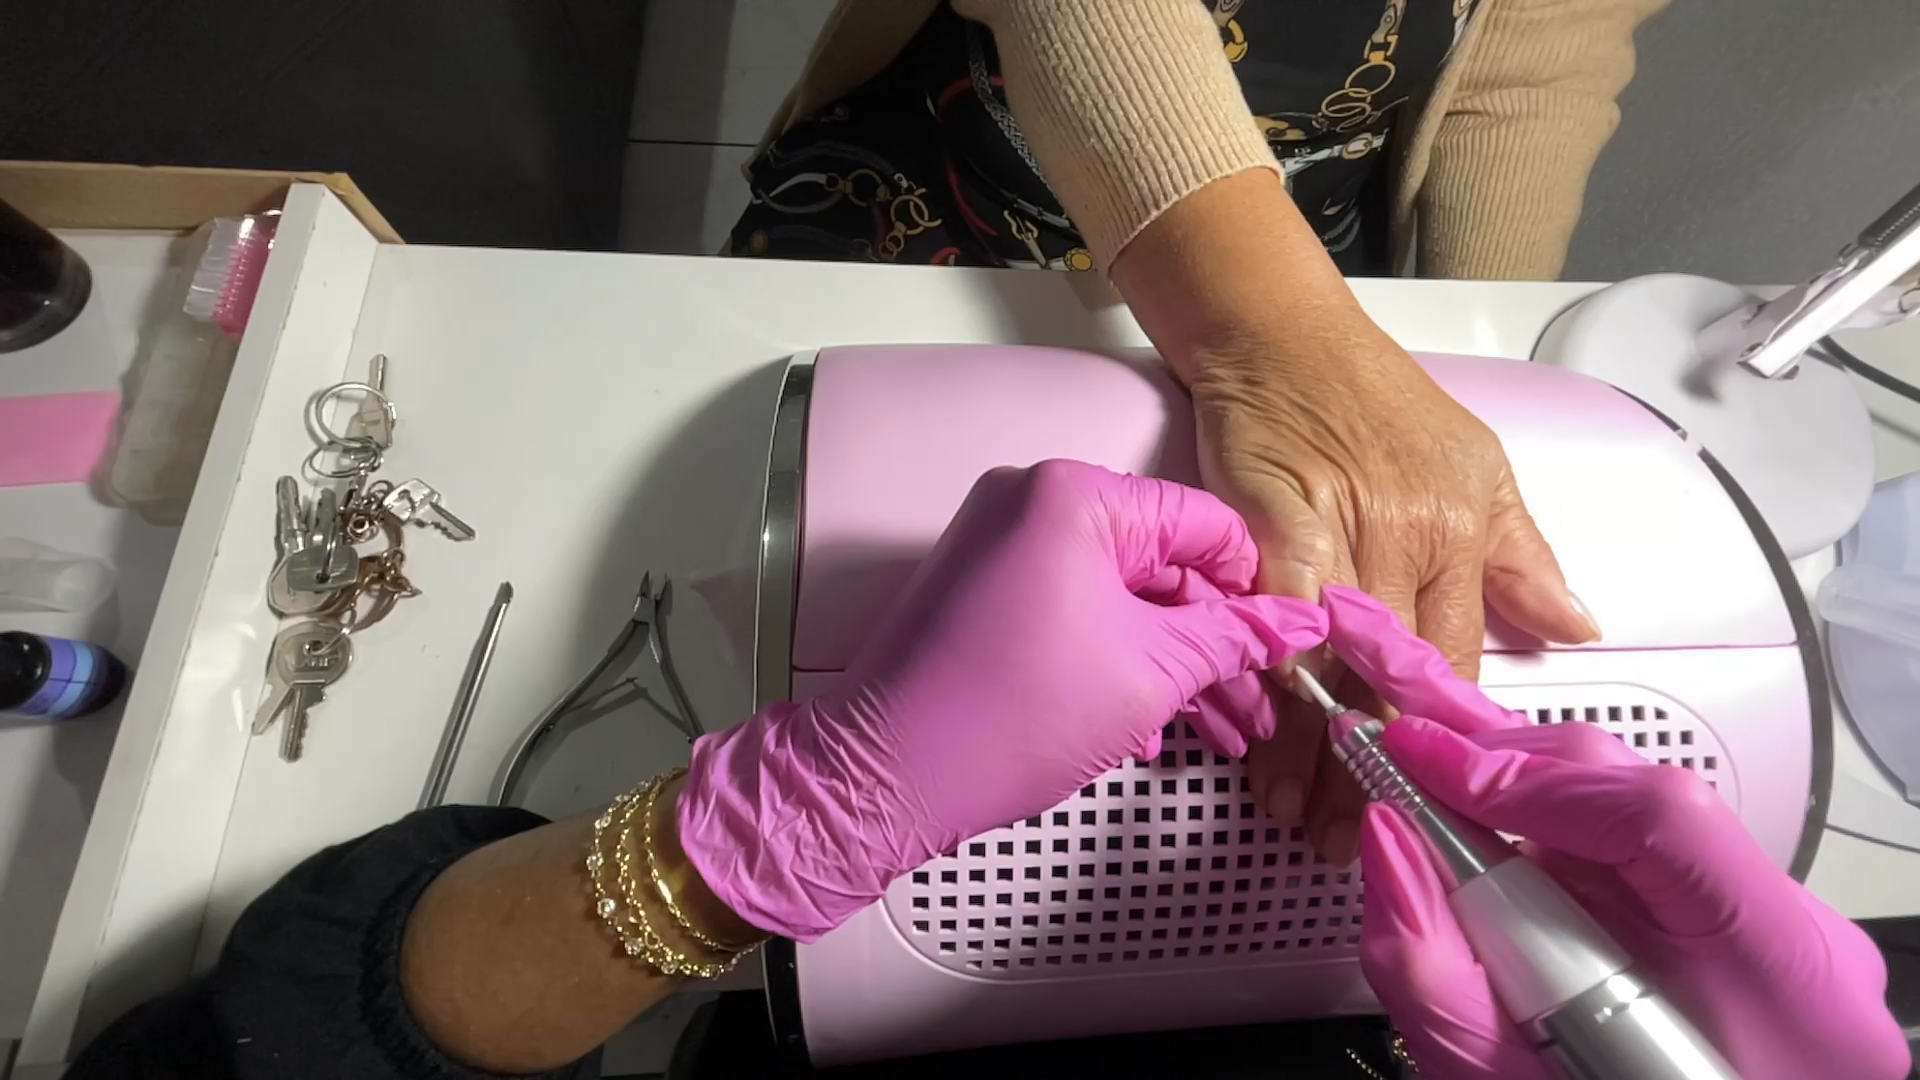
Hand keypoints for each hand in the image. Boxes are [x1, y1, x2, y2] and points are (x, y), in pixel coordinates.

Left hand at [677, 460, 1328, 939]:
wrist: (888, 772)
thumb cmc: (1006, 716)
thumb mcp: (1148, 673)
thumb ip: (1229, 636)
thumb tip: (1291, 620)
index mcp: (1073, 495)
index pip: (1199, 520)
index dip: (1251, 582)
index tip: (1281, 635)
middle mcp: (1030, 500)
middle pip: (1157, 560)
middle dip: (1210, 639)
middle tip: (1254, 698)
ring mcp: (1000, 540)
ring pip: (1115, 592)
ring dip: (1165, 658)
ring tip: (1215, 725)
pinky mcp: (983, 583)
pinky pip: (1070, 605)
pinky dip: (1110, 654)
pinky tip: (1146, 721)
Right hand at [1191, 333, 1598, 864]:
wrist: (1277, 339)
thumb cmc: (1367, 396)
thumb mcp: (1472, 462)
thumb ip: (1516, 552)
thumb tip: (1573, 631)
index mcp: (1458, 535)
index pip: (1453, 664)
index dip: (1432, 744)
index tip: (1418, 806)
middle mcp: (1406, 543)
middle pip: (1390, 680)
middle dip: (1368, 767)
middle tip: (1348, 838)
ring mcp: (1336, 535)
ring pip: (1333, 665)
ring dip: (1312, 746)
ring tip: (1294, 812)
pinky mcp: (1267, 524)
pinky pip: (1274, 621)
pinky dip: (1267, 681)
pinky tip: (1253, 734)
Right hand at [1325, 589, 1909, 1079]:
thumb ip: (1431, 972)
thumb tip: (1384, 833)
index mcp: (1770, 979)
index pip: (1653, 818)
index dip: (1518, 776)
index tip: (1412, 761)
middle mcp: (1761, 916)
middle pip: (1613, 777)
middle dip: (1483, 752)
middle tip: (1391, 733)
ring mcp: (1719, 892)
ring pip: (1591, 776)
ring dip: (1486, 759)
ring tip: (1408, 732)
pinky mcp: (1667, 882)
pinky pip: (1579, 804)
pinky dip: (1502, 787)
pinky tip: (1449, 773)